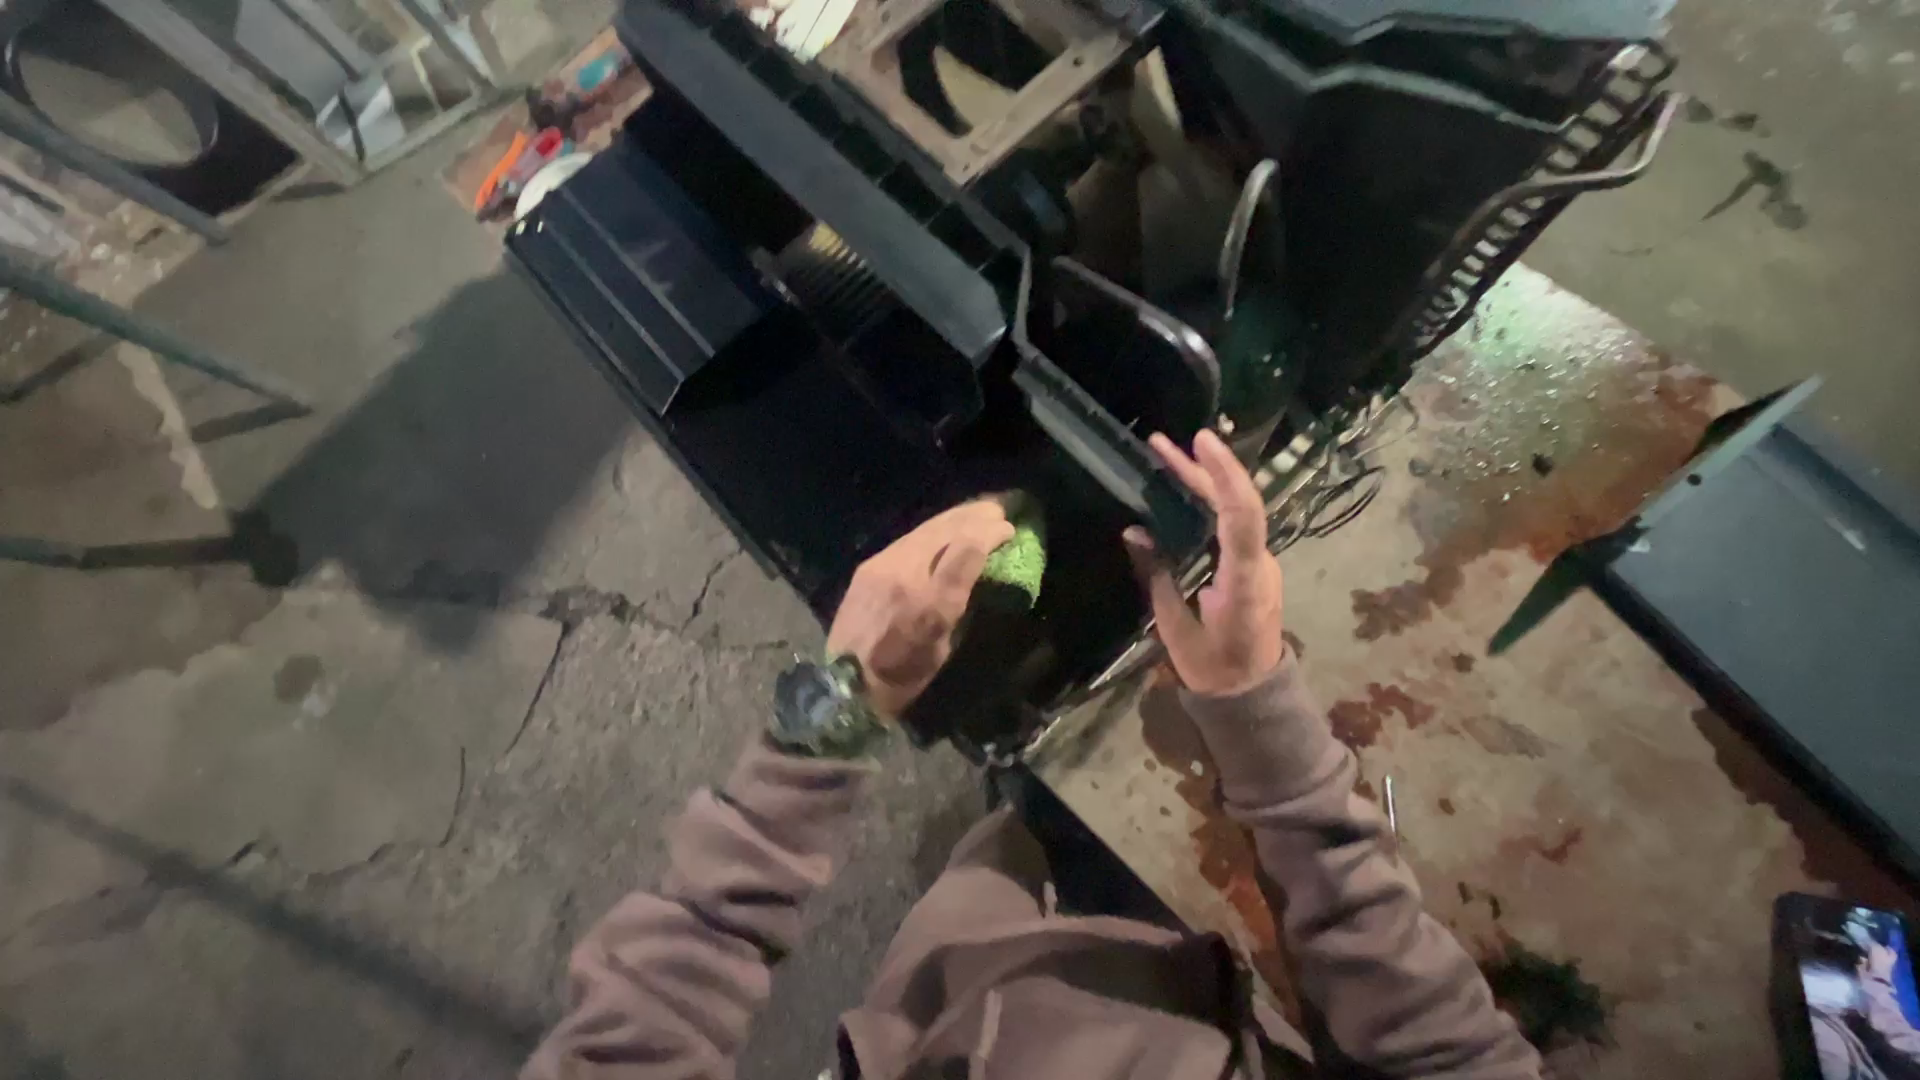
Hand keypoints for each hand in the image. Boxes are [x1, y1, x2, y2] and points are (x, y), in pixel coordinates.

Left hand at [827, 500, 1014, 718]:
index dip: (989, 534)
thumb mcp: (943, 648)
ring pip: (924, 530)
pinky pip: (906, 539)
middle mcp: (905, 576)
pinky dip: (931, 530)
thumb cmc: (903, 678)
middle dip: (974, 517)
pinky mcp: (868, 567)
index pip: (964, 551)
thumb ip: (958, 604)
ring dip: (953, 518)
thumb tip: (976, 572)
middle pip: (944, 531)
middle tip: (998, 509)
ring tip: (976, 511)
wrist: (846, 685)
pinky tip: (943, 528)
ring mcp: (882, 566)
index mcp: (930, 604)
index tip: (1008, 528)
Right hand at [1124, 429, 1284, 696]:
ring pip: (1235, 511)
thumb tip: (1134, 530)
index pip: (1242, 516)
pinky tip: (1182, 488)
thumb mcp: (1176, 627)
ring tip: (1166, 455)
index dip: (1224, 475)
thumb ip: (1157, 576)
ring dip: (1203, 481)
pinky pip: (1232, 525)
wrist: (1253, 694)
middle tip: (1161, 442)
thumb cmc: (1213, 667)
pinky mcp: (1251, 565)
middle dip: (1202, 468)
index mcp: (1245, 579)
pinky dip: (1207, 502)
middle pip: (1237, 504)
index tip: (1201, 443)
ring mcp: (1259, 562)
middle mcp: (1259, 563)